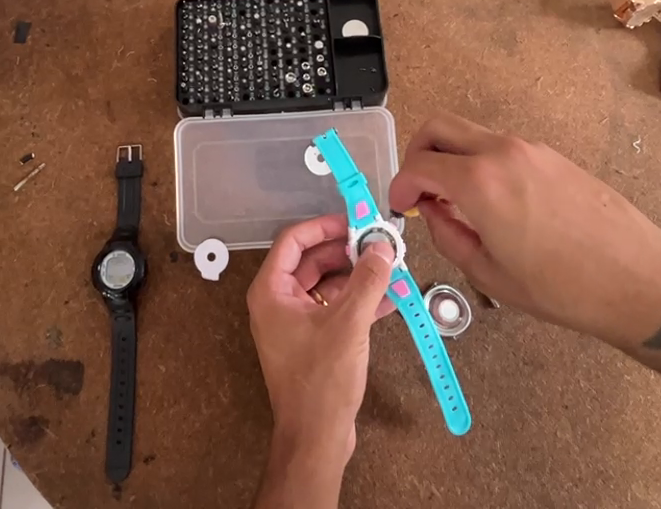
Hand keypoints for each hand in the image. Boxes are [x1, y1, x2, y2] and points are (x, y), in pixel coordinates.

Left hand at [246, 214, 395, 459]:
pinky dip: (357, 301)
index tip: (353, 222)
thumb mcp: (348, 323)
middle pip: (311, 261)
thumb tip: (383, 247)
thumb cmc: (321, 380)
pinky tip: (388, 299)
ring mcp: (293, 322)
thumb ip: (367, 281)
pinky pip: (333, 307)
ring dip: (356, 276)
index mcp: (271, 291)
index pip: (293, 241)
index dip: (323, 226)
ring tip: (389, 269)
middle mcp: (277, 302)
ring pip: (325, 284)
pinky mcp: (311, 340)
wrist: (316, 439)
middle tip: (377, 245)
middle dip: (345, 252)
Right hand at [386, 112, 660, 348]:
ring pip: (470, 133)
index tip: (401, 206)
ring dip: (450, 156)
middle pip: (438, 126)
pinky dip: (480, 162)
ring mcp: (529, 148)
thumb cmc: (562, 288)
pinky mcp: (552, 155)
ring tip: (457, 202)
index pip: (419, 164)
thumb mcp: (489, 275)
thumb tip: (433, 212)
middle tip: (418, 188)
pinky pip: (499, 146)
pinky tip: (494, 202)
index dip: (400, 184)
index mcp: (479, 182)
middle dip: (416, 153)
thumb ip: (448, 236)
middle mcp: (500, 151)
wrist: (639, 280)